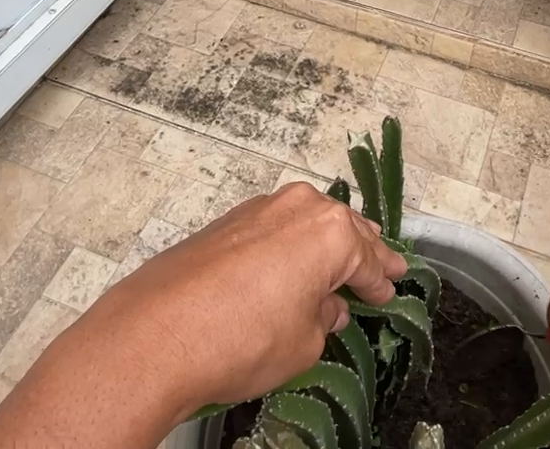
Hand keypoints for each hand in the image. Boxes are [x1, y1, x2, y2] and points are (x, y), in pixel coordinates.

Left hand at [0, 182, 406, 448]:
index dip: (382, 282)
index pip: (369, 260)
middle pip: (343, 229)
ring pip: (308, 222)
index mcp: (331, 231)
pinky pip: (276, 228)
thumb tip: (326, 307)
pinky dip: (291, 243)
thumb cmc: (244, 339)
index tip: (392, 291)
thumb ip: (324, 319)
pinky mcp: (229, 220)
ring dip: (325, 243)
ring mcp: (261, 208)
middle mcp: (300, 207)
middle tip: (384, 265)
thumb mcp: (304, 342)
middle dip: (363, 250)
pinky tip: (292, 265)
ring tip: (340, 262)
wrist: (157, 333)